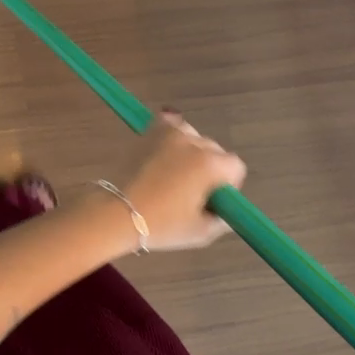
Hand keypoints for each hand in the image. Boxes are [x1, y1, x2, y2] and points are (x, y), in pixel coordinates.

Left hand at [112, 112, 246, 251]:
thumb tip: (224, 208)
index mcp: (210, 165)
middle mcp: (193, 142)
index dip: (229, 184)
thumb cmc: (163, 224)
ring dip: (191, 150)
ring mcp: (169, 133)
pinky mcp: (149, 131)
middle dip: (211, 167)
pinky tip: (166, 148)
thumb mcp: (202, 232)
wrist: (119, 211)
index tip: (215, 199)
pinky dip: (171, 132)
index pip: (235, 165)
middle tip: (194, 190)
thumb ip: (222, 218)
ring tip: (176, 171)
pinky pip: (169, 123)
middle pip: (214, 149)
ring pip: (193, 136)